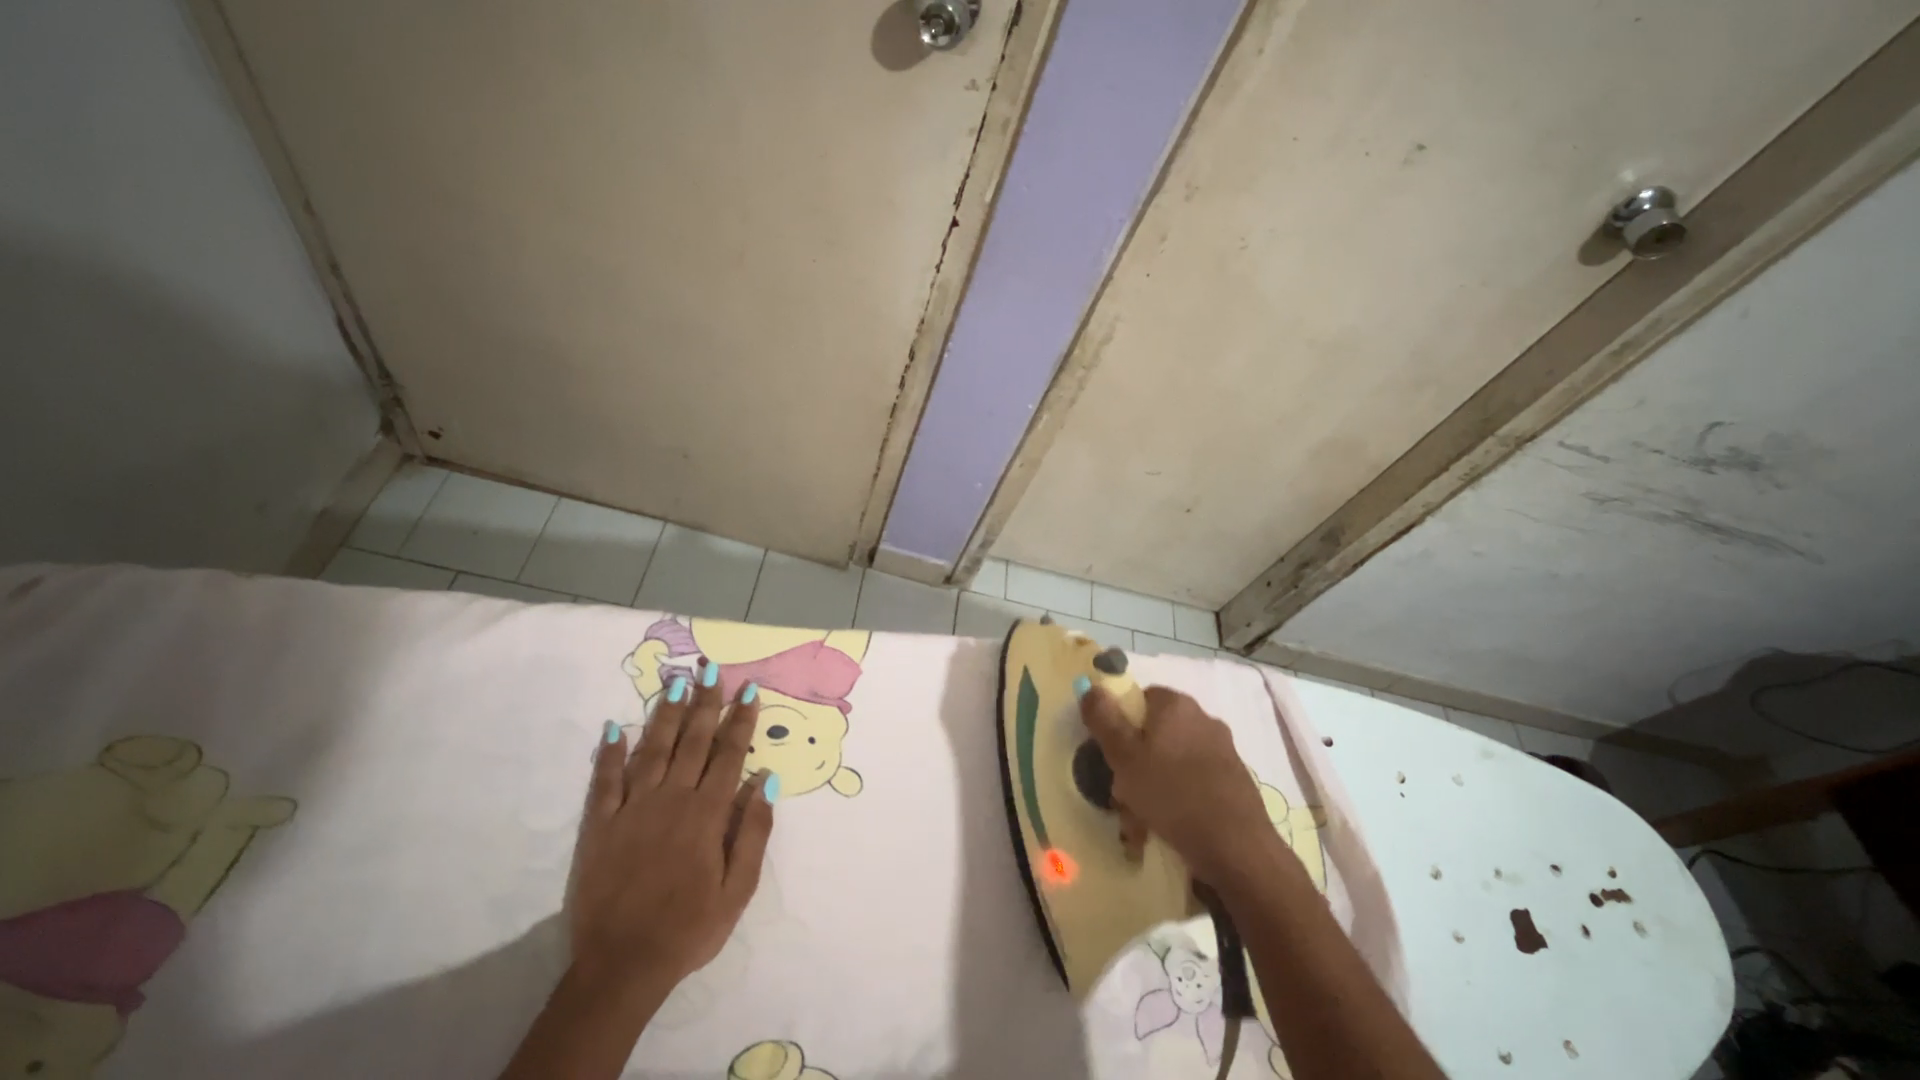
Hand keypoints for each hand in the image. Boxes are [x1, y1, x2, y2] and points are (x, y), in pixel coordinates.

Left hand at [572, 665, 774, 996]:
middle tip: (712, 669)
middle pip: (692, 742)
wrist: (622, 964)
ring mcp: (632, 809)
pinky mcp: (600, 825)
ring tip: (675, 684)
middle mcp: (671, 800)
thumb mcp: (739, 889)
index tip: (749, 690)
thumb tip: (767, 781)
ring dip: (666, 715)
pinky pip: (605, 781)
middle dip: (705, 704)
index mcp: (707, 815)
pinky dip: (610, 753)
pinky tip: (615, 728)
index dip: (740, 721)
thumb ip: (753, 832)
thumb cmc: (690, 929)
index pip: (729, 756)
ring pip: (653, 750)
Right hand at [1078, 685, 1280, 886]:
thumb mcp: (1124, 756)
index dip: (1120, 724)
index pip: (1140, 698)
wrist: (1235, 846)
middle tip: (1121, 796)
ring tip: (1140, 824)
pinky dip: (1177, 802)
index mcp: (1176, 705)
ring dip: (1152, 789)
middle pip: (1155, 734)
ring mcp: (1222, 751)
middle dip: (1134, 765)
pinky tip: (1167, 829)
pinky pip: (1193, 785)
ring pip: (1172, 764)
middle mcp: (1203, 720)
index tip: (1111, 754)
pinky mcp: (1234, 781)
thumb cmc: (1171, 794)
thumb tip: (1090, 686)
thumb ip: (1104, 719)